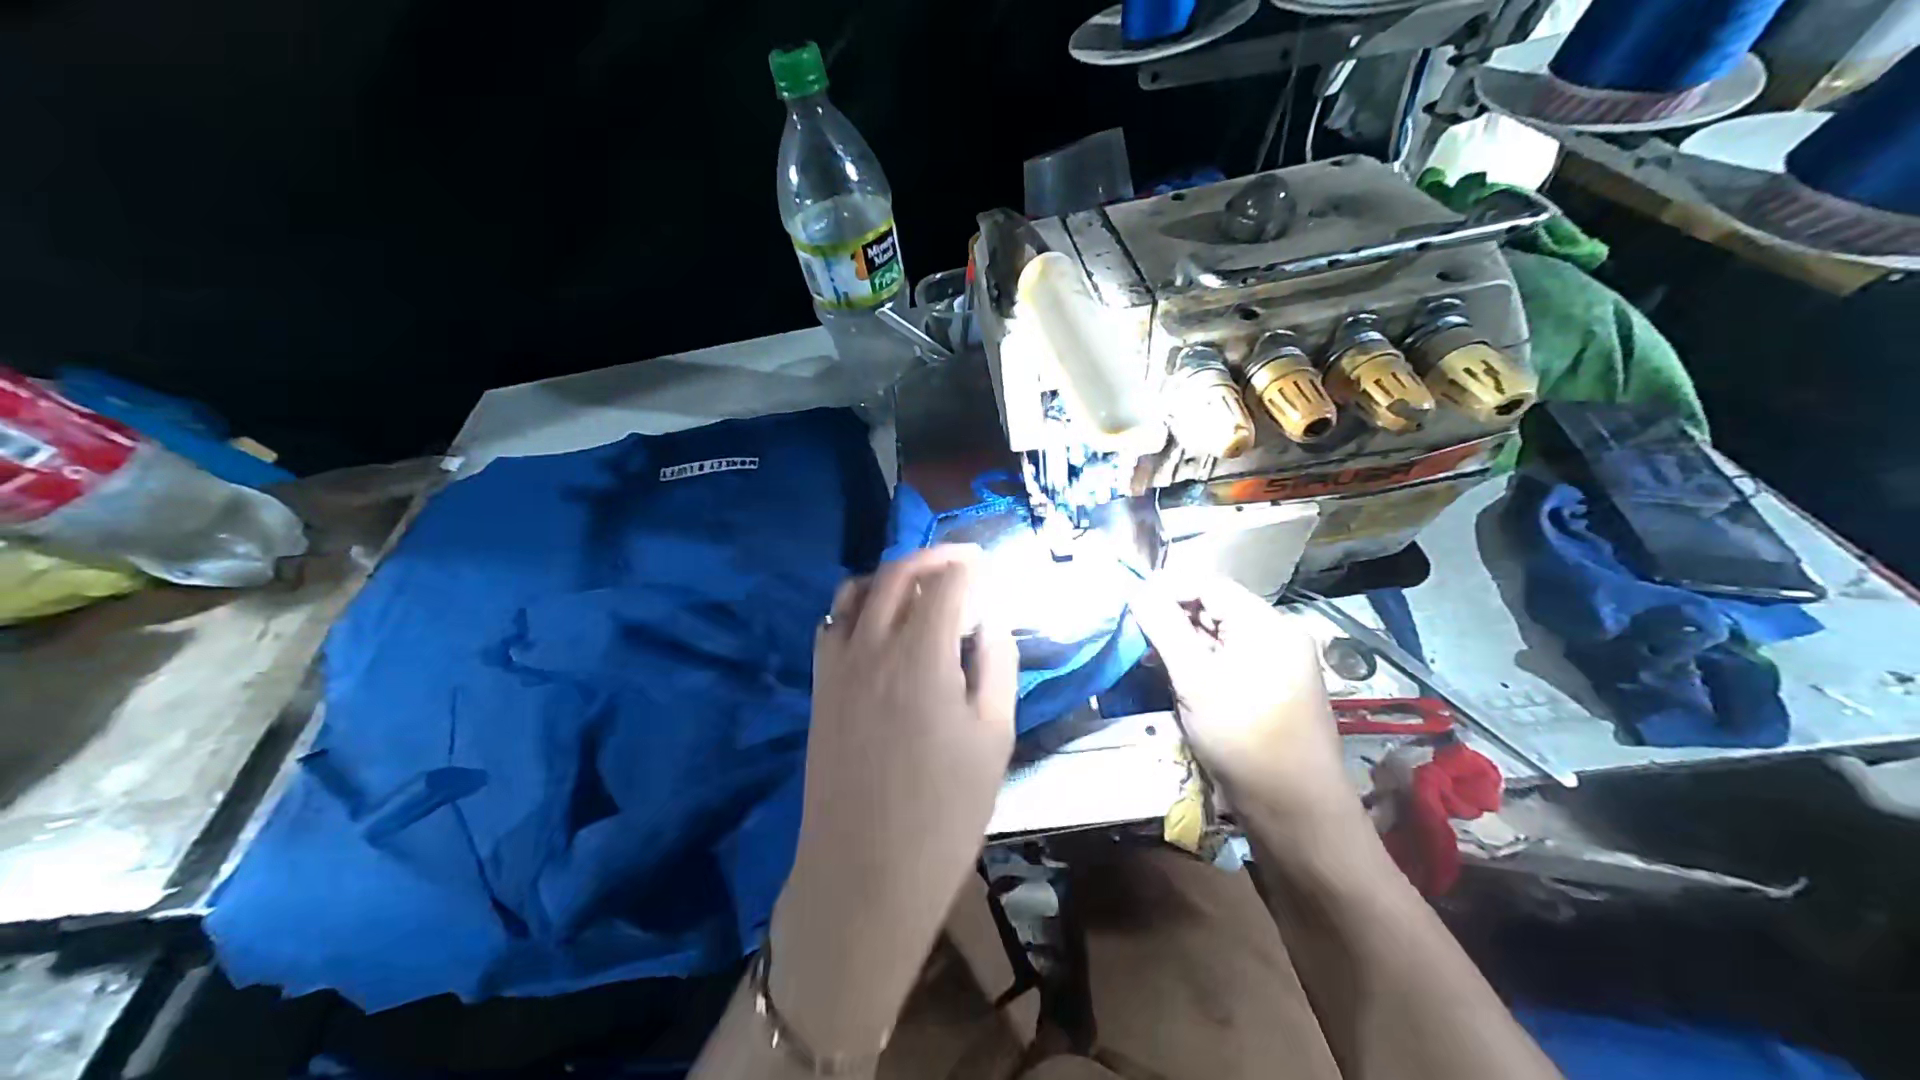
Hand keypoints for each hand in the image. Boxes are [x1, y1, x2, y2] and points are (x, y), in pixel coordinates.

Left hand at [770, 545, 1017, 1053]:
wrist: (866, 871)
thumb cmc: (945, 811)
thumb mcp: (994, 736)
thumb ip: (995, 664)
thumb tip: (989, 619)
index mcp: (921, 655)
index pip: (945, 583)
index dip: (969, 566)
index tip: (986, 564)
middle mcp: (872, 646)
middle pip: (897, 574)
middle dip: (932, 556)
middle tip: (960, 562)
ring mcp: (837, 665)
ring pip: (857, 591)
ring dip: (892, 575)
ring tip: (920, 586)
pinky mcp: (819, 688)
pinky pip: (832, 624)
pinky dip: (857, 606)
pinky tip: (878, 625)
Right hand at [1130, 572, 1351, 819]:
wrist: (1295, 812)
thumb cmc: (1244, 740)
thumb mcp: (1196, 680)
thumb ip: (1164, 629)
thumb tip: (1137, 591)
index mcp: (1267, 625)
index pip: (1209, 584)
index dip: (1166, 589)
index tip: (1129, 607)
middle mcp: (1276, 636)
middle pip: (1214, 608)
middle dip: (1171, 617)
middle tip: (1134, 636)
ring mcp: (1275, 665)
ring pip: (1217, 637)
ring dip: (1181, 643)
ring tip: (1147, 659)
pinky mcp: (1267, 691)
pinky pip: (1226, 662)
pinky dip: (1197, 665)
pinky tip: (1172, 680)